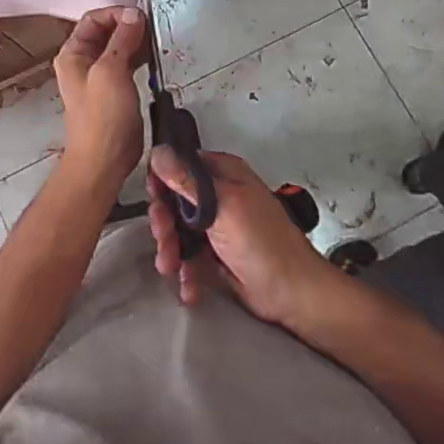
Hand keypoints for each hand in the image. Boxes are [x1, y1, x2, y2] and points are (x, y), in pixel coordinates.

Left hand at [53, 6, 148, 180]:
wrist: (104, 159)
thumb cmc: (103, 117)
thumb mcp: (111, 71)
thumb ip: (122, 40)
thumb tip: (134, 14)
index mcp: (73, 54)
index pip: (93, 19)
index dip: (116, 14)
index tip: (140, 18)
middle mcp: (83, 62)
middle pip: (106, 31)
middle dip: (128, 26)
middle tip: (152, 29)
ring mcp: (99, 76)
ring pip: (118, 47)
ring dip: (136, 41)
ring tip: (155, 42)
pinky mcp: (115, 89)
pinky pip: (127, 63)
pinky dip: (139, 56)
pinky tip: (154, 57)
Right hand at [147, 146, 341, 328]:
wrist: (290, 292)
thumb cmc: (260, 241)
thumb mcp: (223, 205)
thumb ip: (188, 181)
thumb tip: (157, 151)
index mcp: (224, 174)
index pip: (181, 165)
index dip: (162, 180)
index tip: (153, 199)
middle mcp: (218, 195)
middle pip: (174, 200)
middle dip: (165, 223)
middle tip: (164, 240)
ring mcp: (216, 225)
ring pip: (178, 231)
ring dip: (171, 250)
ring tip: (173, 269)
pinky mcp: (215, 254)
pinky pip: (189, 256)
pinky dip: (187, 272)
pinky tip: (189, 287)